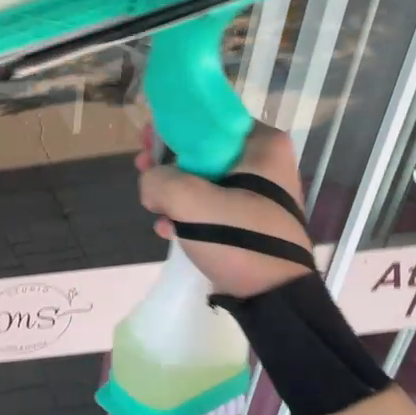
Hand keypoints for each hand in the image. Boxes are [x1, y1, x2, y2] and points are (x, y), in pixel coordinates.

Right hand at [136, 121, 314, 297]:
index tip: (146, 143)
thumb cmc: (240, 239)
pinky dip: (188, 213)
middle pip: (202, 148)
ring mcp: (258, 192)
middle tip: (142, 172)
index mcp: (262, 145)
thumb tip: (151, 183)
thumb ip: (159, 180)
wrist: (273, 296)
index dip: (173, 128)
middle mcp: (265, 162)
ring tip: (153, 208)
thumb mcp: (190, 202)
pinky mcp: (249, 219)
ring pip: (202, 178)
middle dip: (167, 162)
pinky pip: (210, 204)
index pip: (209, 118)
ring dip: (173, 191)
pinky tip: (169, 229)